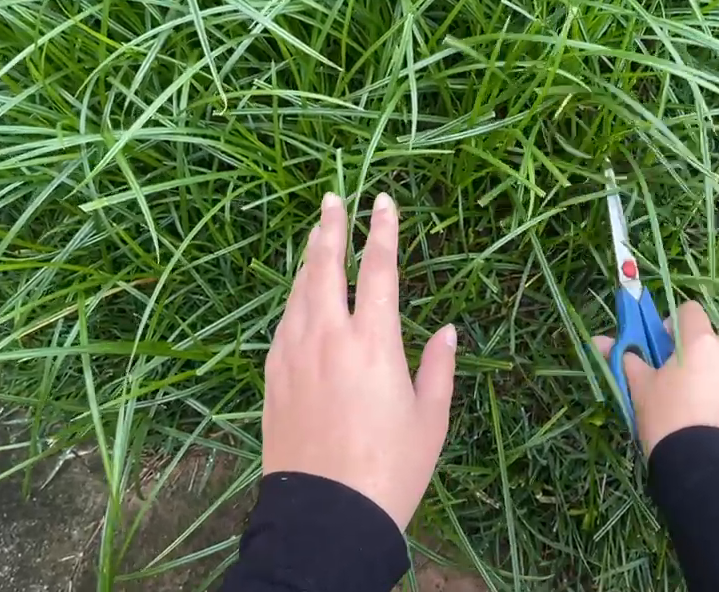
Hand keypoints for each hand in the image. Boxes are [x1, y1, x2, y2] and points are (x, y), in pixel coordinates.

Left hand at [262, 192, 458, 529]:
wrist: (324, 520)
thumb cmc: (391, 469)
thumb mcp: (430, 419)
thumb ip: (438, 366)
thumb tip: (446, 329)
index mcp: (373, 342)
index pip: (379, 268)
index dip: (382, 230)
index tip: (382, 201)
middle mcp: (329, 337)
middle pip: (326, 265)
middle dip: (331, 227)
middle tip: (332, 199)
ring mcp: (294, 354)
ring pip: (299, 289)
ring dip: (309, 257)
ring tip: (316, 234)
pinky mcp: (272, 376)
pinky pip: (283, 321)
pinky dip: (294, 297)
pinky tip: (299, 294)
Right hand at [594, 300, 718, 458]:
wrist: (704, 474)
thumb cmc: (666, 420)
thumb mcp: (640, 388)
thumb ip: (624, 358)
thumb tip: (599, 340)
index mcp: (701, 343)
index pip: (689, 311)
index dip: (673, 325)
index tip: (662, 348)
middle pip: (708, 343)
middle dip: (692, 357)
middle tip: (673, 384)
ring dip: (711, 380)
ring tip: (693, 412)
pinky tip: (711, 428)